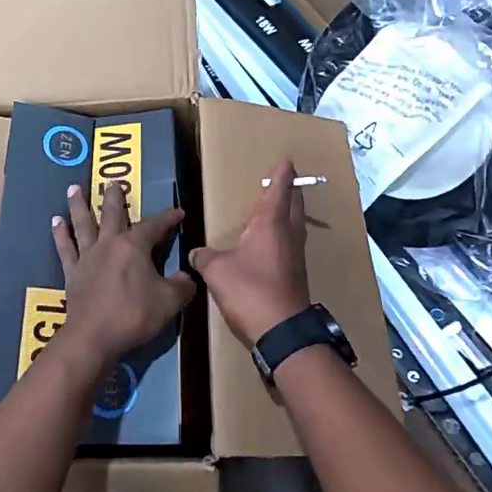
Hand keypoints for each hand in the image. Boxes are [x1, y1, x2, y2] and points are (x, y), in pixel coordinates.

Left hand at [50, 180, 195, 363]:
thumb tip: (188, 277)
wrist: (94, 337)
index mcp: (134, 246)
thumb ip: (182, 286)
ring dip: (79, 205)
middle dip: (115, 197)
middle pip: (112, 214)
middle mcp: (109, 244)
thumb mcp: (170, 301)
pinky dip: (60, 235)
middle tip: (113, 181)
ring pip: (83, 224)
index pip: (154, 226)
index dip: (168, 218)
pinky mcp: (72, 273)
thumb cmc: (134, 315)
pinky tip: (55, 222)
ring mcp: (87, 257)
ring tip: (74, 188)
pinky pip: (65, 248)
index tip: (178, 212)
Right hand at [190, 158, 311, 346]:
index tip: (286, 161)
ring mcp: (295, 256)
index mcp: (271, 225)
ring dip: (289, 213)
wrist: (282, 331)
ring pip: (295, 225)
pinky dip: (284, 235)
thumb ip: (204, 258)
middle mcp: (288, 235)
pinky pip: (291, 245)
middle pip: (293, 205)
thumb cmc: (250, 291)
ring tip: (278, 208)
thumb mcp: (217, 272)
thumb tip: (195, 253)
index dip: (281, 175)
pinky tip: (272, 244)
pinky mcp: (296, 275)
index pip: (278, 191)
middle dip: (289, 190)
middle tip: (284, 180)